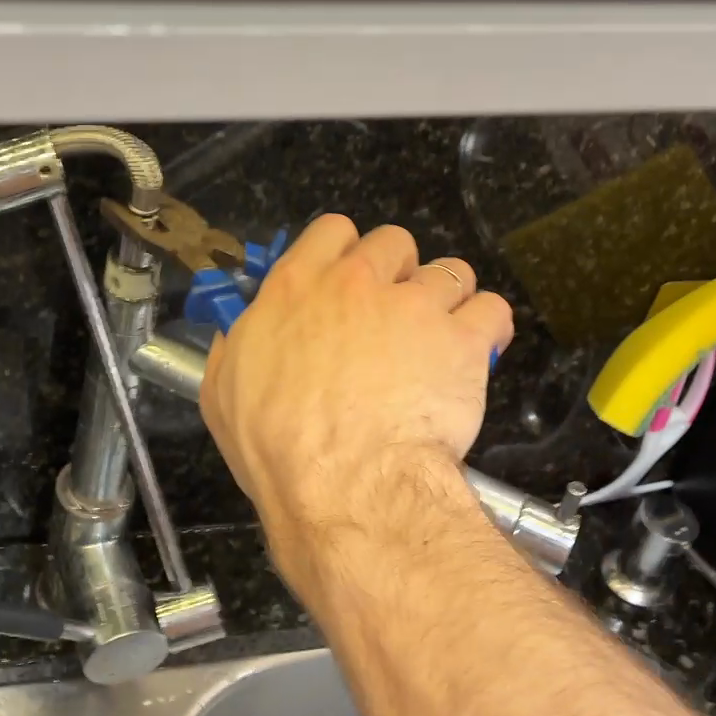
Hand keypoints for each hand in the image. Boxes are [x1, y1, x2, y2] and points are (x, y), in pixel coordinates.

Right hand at [199, 215, 513, 542]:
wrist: (344, 484)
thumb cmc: (275, 445)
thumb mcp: (224, 393)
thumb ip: (235, 350)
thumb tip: (239, 336)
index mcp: (296, 286)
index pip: (332, 231)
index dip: (346, 251)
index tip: (350, 281)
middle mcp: (356, 281)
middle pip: (393, 242)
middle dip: (398, 270)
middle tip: (394, 315)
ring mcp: (413, 305)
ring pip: (449, 270)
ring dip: (447, 296)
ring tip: (443, 335)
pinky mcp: (462, 339)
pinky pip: (492, 309)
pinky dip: (489, 326)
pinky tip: (480, 350)